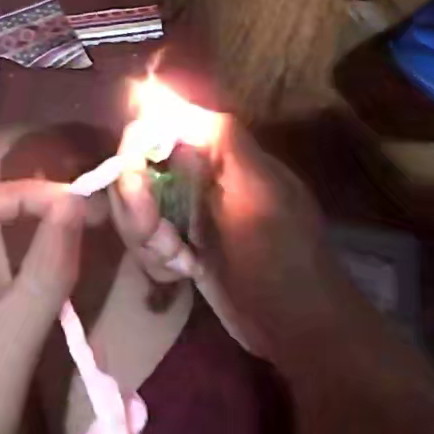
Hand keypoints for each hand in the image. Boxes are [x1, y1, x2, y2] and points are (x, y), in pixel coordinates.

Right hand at [109, 122, 347, 356]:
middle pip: (141, 170)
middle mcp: (201, 175)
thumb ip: (221, 143)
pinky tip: (180, 271)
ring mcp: (190, 212)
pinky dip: (156, 255)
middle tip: (161, 242)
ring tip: (177, 262)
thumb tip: (174, 99)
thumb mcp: (256, 193)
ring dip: (148, 237)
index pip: (163, 128)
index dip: (140, 147)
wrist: (301, 334)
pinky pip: (148, 237)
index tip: (131, 180)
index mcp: (221, 154)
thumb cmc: (281, 260)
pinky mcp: (184, 245)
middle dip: (141, 209)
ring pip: (139, 207)